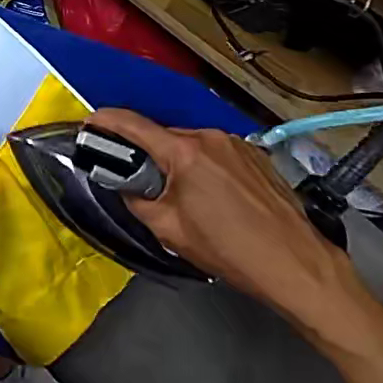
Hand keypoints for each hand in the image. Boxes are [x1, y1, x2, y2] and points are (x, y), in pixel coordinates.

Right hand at [87, 109, 355, 313]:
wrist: (292, 260)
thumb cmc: (231, 250)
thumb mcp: (170, 230)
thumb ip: (138, 201)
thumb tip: (126, 185)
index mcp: (186, 153)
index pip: (134, 126)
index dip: (106, 122)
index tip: (90, 122)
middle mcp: (212, 137)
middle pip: (166, 137)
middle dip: (149, 156)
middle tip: (141, 184)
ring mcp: (237, 143)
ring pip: (193, 146)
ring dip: (180, 163)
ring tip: (186, 200)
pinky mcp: (254, 154)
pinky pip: (217, 152)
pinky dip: (206, 167)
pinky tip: (214, 199)